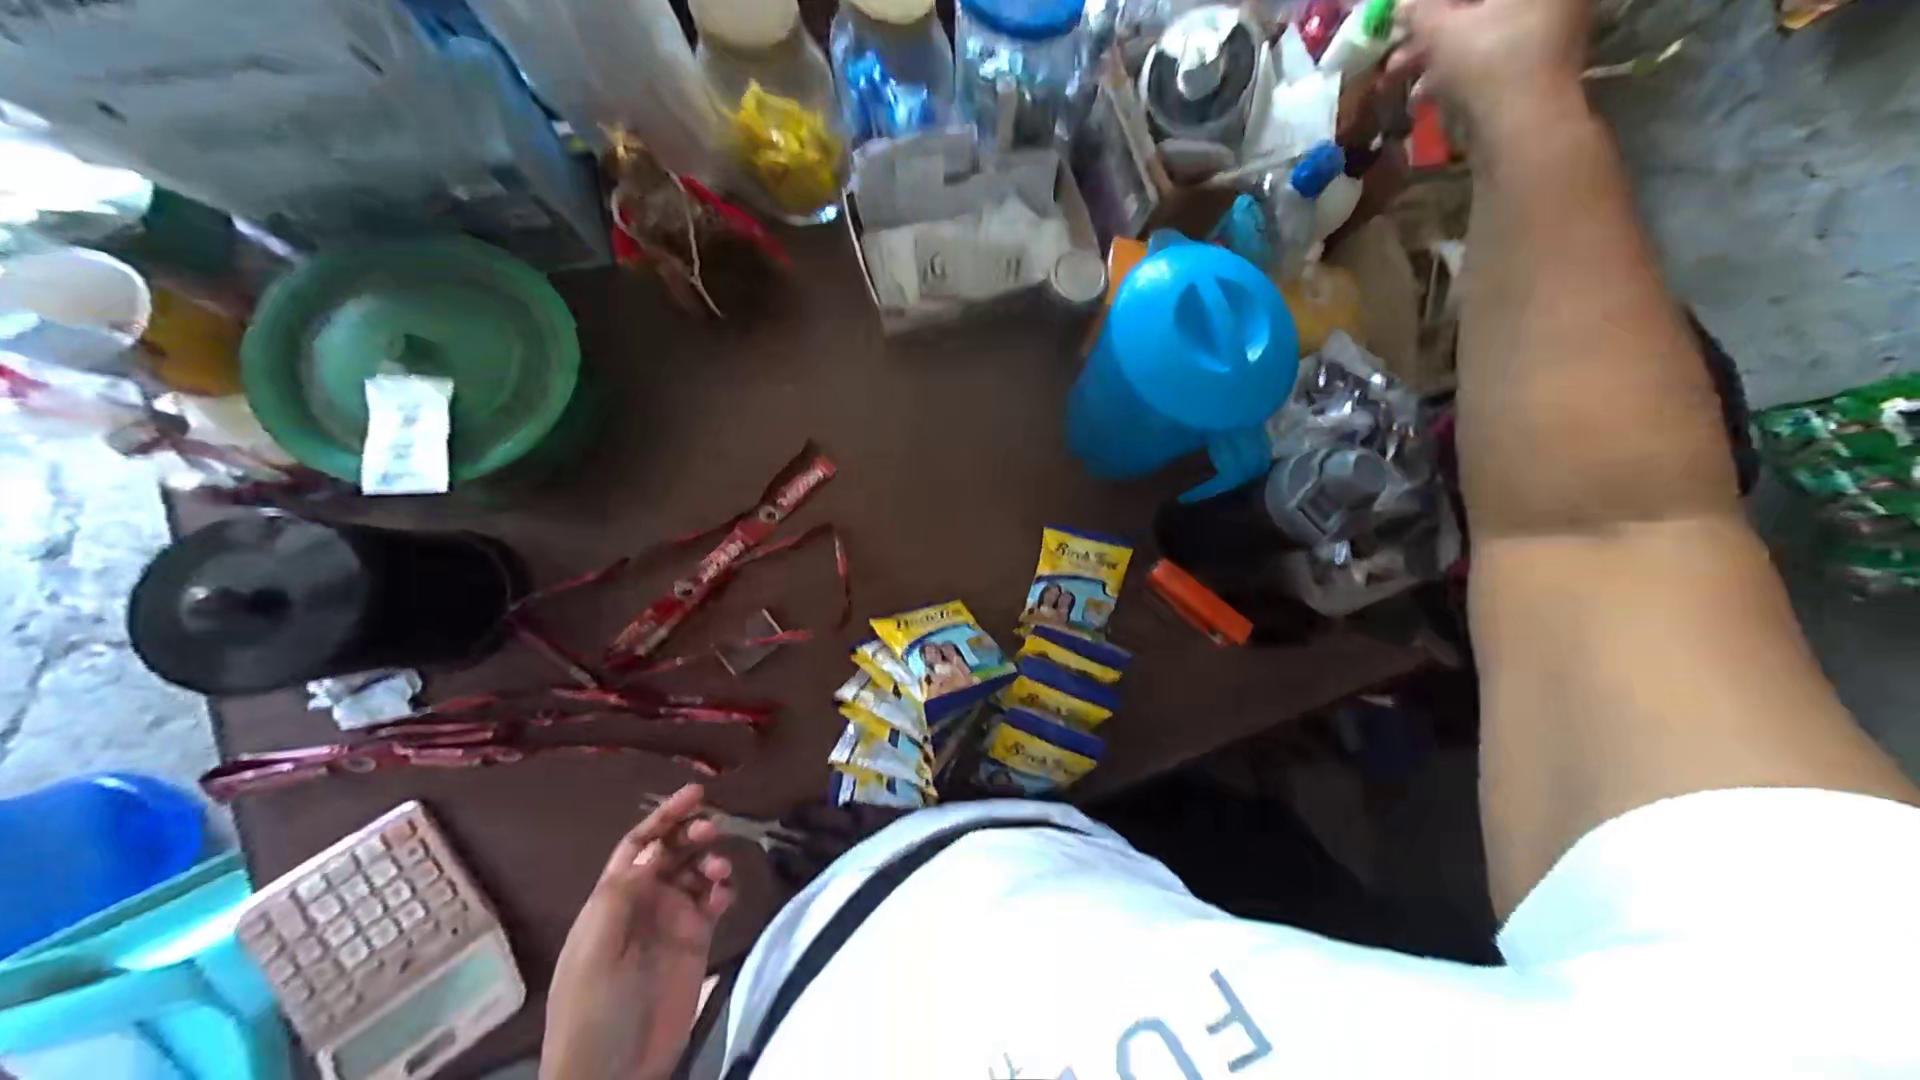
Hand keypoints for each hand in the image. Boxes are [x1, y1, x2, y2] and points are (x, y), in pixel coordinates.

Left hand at [541, 785, 734, 1079]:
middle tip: (712, 830)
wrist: (613, 1073)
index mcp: (613, 899)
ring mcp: (671, 921)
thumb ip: (622, 895)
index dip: (664, 815)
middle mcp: (644, 902)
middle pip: (672, 852)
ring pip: (697, 873)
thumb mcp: (595, 951)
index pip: (640, 844)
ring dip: (711, 862)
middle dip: (692, 834)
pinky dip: (722, 892)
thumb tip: (654, 849)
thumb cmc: (593, 1009)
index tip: (696, 791)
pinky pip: (713, 902)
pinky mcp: (696, 941)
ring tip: (720, 872)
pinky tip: (724, 897)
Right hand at [1399, 0, 1591, 126]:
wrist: (1523, 123)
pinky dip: (1456, 69)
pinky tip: (1424, 94)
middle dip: (1428, 33)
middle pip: (1477, 8)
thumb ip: (1420, 12)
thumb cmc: (1487, 62)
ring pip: (1479, 33)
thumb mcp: (1442, 32)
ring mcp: (1550, 25)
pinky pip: (1490, 54)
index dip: (1432, 4)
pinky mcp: (1539, 60)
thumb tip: (1401, 5)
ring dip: (1433, 57)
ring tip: (1397, 83)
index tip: (1405, 18)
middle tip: (1393, 58)